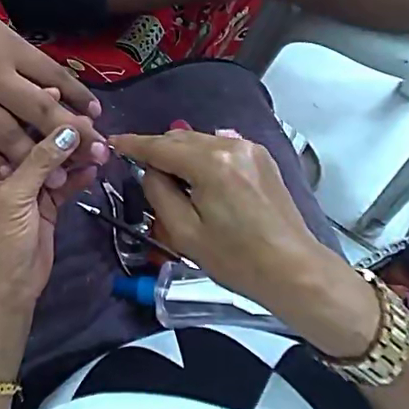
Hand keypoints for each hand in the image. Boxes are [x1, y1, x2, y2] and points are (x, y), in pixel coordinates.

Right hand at [0, 0, 105, 177]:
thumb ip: (9, 47)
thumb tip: (33, 67)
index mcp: (8, 46)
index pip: (55, 76)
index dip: (79, 97)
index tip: (96, 113)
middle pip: (42, 110)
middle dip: (72, 134)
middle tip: (95, 154)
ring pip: (9, 134)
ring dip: (37, 157)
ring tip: (60, 176)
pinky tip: (8, 173)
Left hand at [0, 125, 97, 308]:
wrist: (6, 291)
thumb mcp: (15, 197)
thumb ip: (40, 161)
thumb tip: (68, 129)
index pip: (13, 129)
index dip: (34, 112)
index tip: (61, 96)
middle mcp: (9, 171)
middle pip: (39, 143)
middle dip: (64, 134)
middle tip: (91, 125)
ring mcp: (30, 189)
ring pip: (56, 163)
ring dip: (77, 155)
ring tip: (100, 148)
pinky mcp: (47, 206)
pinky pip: (65, 184)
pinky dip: (79, 176)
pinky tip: (94, 168)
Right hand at [109, 129, 340, 316]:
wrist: (294, 270)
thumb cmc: (236, 259)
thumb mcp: (184, 233)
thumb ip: (159, 193)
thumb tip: (151, 171)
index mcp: (210, 163)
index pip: (160, 146)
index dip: (133, 144)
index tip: (113, 142)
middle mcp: (230, 145)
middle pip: (180, 138)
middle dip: (157, 150)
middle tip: (140, 170)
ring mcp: (249, 148)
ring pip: (200, 141)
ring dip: (180, 154)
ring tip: (171, 181)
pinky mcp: (261, 157)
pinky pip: (220, 148)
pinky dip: (202, 157)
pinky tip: (199, 180)